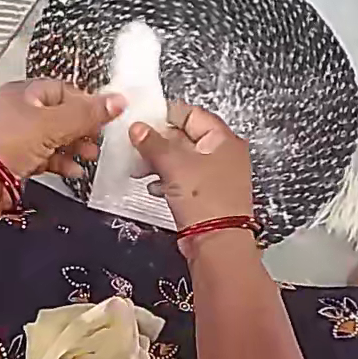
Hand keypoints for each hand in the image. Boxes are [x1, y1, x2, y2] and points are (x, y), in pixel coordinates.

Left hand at [0, 79, 123, 180]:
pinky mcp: (18, 159)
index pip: (63, 90)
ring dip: (75, 147)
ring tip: (90, 156)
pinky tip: (74, 171)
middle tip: (98, 138)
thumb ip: (87, 114)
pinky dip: (62, 163)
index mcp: (24, 93)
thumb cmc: (9, 143)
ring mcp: (17, 137)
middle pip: (61, 116)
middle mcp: (19, 112)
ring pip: (55, 138)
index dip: (85, 102)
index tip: (104, 116)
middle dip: (83, 129)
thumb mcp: (54, 124)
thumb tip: (117, 101)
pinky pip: (46, 157)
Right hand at [129, 101, 253, 229]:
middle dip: (157, 142)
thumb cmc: (204, 199)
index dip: (166, 115)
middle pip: (185, 138)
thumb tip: (137, 128)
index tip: (142, 120)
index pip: (192, 114)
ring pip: (181, 160)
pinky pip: (183, 180)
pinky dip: (166, 180)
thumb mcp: (174, 165)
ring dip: (158, 163)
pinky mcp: (206, 196)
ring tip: (138, 169)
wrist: (218, 244)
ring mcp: (215, 177)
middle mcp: (222, 155)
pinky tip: (152, 187)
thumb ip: (153, 143)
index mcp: (223, 140)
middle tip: (135, 146)